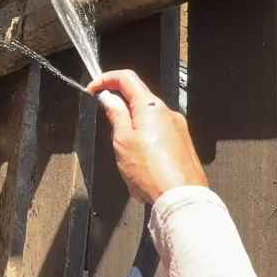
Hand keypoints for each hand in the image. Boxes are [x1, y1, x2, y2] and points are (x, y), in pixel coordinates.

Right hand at [88, 69, 206, 204]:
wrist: (181, 198)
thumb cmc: (152, 171)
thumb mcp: (122, 140)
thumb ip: (115, 114)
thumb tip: (109, 98)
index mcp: (151, 107)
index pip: (126, 78)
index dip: (106, 79)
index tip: (94, 88)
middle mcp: (168, 113)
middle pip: (138, 99)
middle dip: (119, 111)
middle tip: (110, 131)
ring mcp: (178, 128)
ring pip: (147, 119)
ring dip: (132, 130)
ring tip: (128, 156)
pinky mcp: (182, 144)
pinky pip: (158, 134)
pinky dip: (145, 142)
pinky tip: (141, 164)